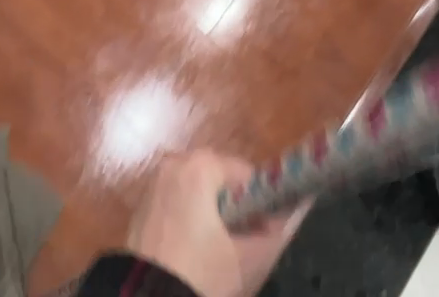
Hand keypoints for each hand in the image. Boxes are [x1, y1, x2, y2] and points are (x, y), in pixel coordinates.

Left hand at [125, 151, 307, 296]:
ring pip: (200, 195)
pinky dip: (191, 223)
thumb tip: (296, 213)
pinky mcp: (142, 208)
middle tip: (244, 246)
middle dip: (237, 210)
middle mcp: (175, 164)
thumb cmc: (201, 274)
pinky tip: (195, 256)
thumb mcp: (248, 259)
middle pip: (222, 183)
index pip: (247, 175)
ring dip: (214, 218)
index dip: (262, 204)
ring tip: (222, 255)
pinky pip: (179, 206)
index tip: (265, 234)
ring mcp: (155, 185)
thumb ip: (278, 233)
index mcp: (201, 166)